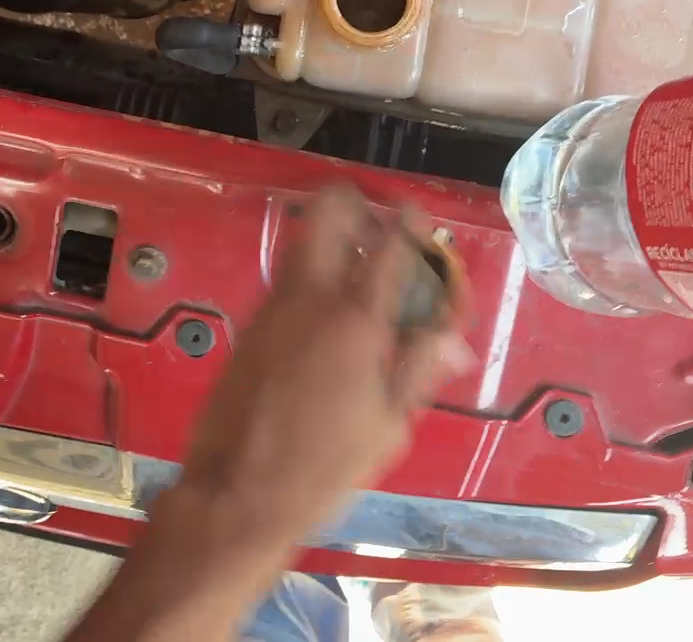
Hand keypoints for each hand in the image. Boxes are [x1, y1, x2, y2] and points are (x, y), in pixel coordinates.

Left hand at [65, 187, 475, 641]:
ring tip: (358, 265)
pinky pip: (286, 275)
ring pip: (304, 239)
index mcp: (356, 321)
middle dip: (355, 203)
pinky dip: (311, 272)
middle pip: (328, 211)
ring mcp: (273, 303)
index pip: (390, 246)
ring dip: (332, 236)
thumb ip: (419, 369)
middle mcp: (310, 296)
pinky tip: (326, 308)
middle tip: (378, 227)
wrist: (236, 488)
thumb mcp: (387, 426)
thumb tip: (455, 338)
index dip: (408, 221)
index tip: (417, 213)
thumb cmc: (322, 467)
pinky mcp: (250, 319)